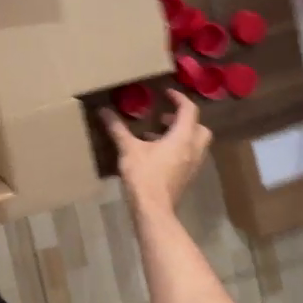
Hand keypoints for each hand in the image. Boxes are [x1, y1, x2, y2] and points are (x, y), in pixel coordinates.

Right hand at [101, 89, 211, 215]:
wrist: (154, 210)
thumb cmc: (144, 176)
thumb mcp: (128, 149)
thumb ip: (117, 129)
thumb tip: (103, 111)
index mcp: (183, 137)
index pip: (189, 110)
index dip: (179, 98)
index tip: (166, 93)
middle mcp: (193, 149)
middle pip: (199, 127)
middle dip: (185, 119)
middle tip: (164, 118)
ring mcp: (192, 165)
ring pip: (195, 143)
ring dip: (180, 135)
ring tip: (155, 135)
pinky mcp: (187, 177)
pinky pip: (188, 156)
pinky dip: (177, 149)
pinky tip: (156, 154)